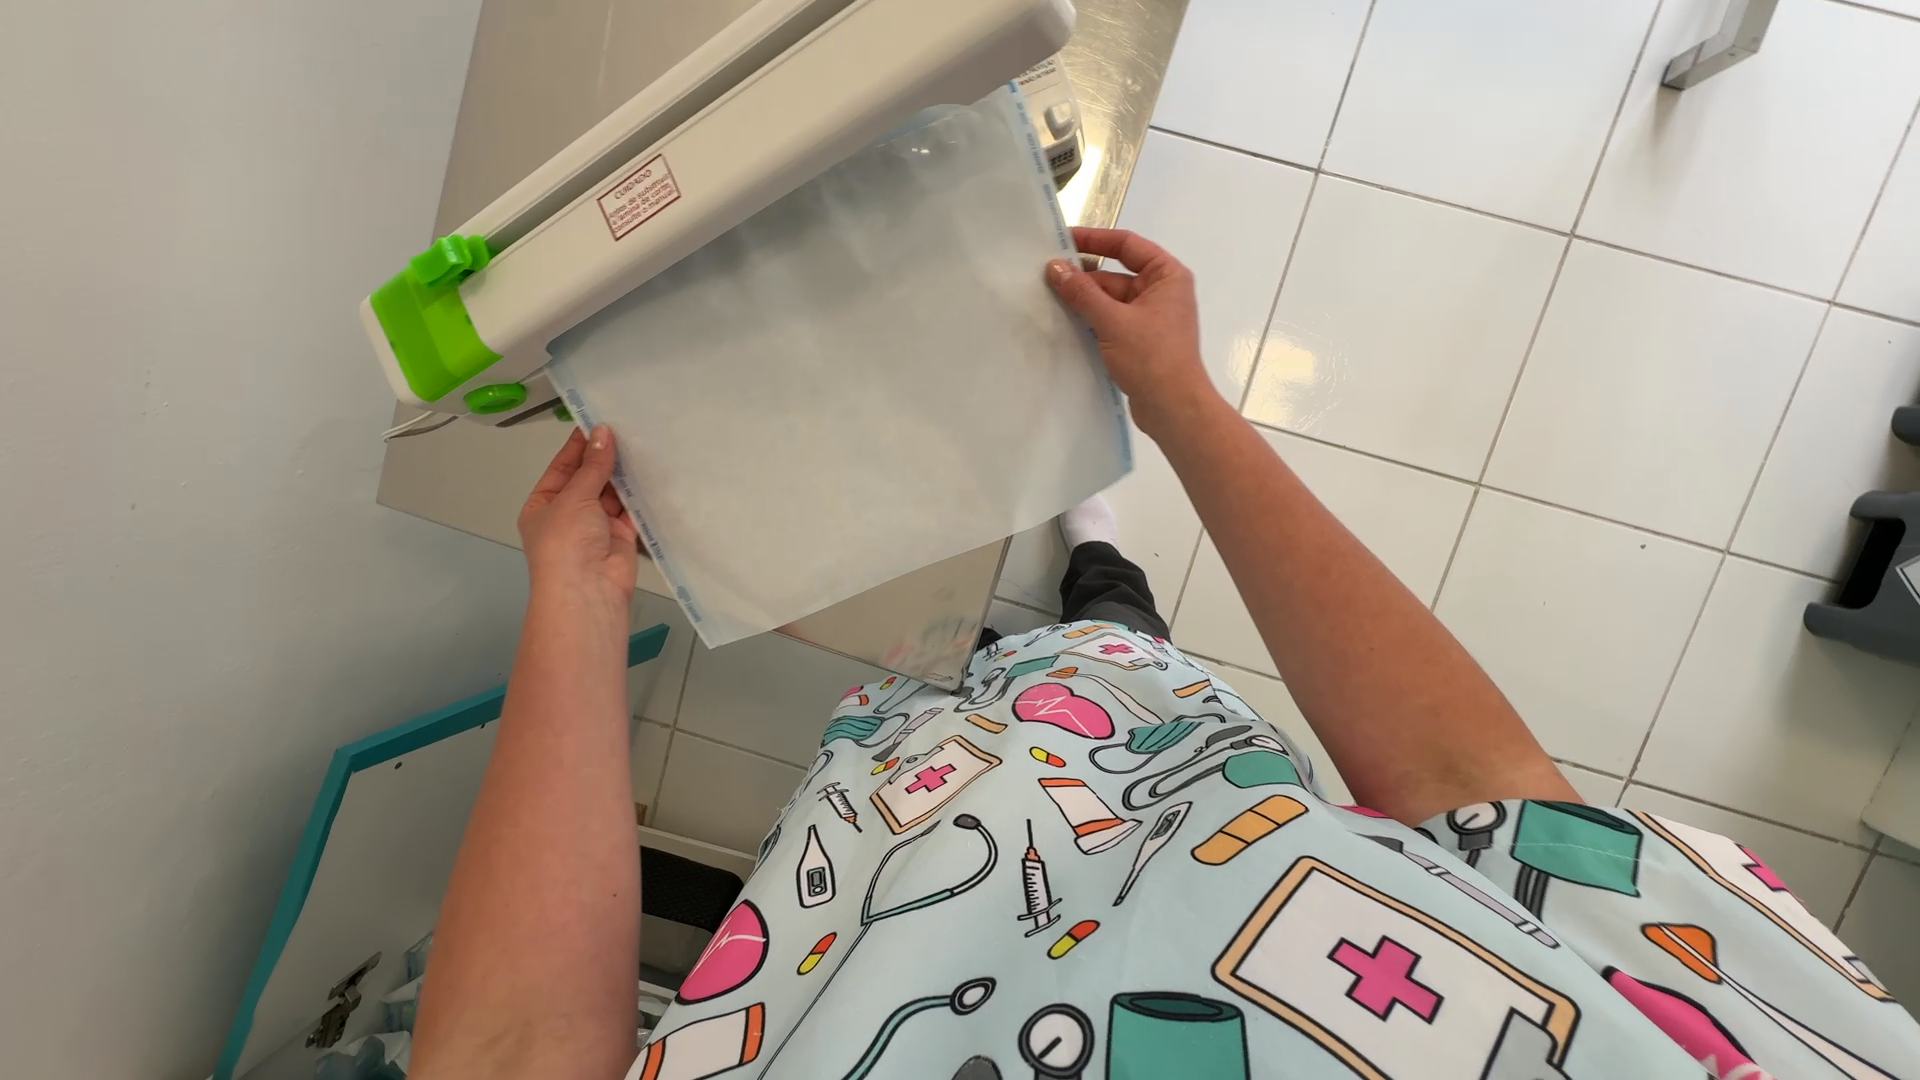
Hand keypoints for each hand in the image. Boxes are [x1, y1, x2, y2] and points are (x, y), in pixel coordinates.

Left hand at [519, 427, 639, 607]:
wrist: (588, 589)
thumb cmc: (566, 543)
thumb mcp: (573, 497)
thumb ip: (593, 466)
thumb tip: (603, 433)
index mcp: (544, 504)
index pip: (563, 467)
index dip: (579, 445)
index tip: (598, 421)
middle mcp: (569, 513)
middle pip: (589, 478)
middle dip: (605, 458)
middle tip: (627, 428)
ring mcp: (596, 525)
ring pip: (612, 492)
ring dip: (623, 474)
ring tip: (642, 444)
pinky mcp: (622, 535)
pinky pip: (632, 509)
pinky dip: (640, 494)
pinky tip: (651, 472)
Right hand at [1046, 227, 1222, 436]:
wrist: (1174, 408)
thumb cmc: (1152, 358)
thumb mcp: (1113, 321)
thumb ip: (1082, 293)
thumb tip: (1055, 267)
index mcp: (1166, 276)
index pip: (1127, 245)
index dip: (1095, 240)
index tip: (1063, 240)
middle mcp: (1161, 292)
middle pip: (1115, 274)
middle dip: (1084, 276)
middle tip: (1047, 276)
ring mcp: (1150, 318)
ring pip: (1110, 300)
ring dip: (1084, 301)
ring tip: (1048, 298)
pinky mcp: (1139, 341)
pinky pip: (1111, 322)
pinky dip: (1091, 321)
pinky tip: (1065, 323)